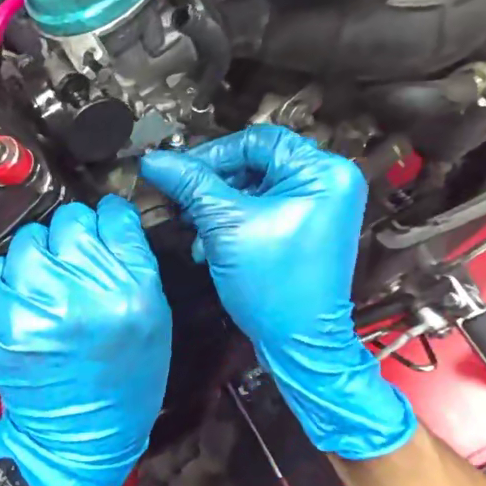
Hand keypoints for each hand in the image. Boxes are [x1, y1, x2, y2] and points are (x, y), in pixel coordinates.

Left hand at [0, 196, 171, 485]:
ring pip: (28, 241)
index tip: (102, 226)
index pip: (113, 217)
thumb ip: (132, 264)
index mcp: (133, 289)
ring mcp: (39, 307)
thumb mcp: (153, 315)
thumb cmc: (128, 375)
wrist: (86, 437)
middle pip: (69, 221)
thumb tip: (106, 219)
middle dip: (70, 235)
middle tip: (72, 258)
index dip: (106, 217)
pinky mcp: (1, 326)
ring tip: (45, 280)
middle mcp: (87, 292)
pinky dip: (5, 278)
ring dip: (36, 254)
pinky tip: (21, 297)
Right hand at [140, 126, 414, 459]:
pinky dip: (237, 220)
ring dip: (221, 205)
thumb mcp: (226, 227)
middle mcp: (330, 182)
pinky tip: (211, 243)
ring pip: (258, 187)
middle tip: (184, 198)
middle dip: (216, 184)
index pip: (258, 141)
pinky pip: (267, 208)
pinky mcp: (309, 227)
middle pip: (258, 163)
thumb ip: (192, 186)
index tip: (179, 170)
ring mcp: (322, 206)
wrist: (301, 344)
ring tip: (195, 227)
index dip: (213, 154)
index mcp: (323, 173)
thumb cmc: (275, 287)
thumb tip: (155, 159)